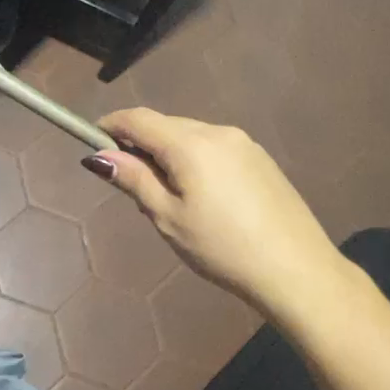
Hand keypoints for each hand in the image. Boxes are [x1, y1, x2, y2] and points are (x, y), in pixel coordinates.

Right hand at [89, 108, 367, 321]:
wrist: (297, 270)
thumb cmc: (222, 248)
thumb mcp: (168, 218)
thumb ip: (134, 180)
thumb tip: (99, 155)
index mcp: (190, 144)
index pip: (138, 118)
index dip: (110, 125)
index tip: (92, 143)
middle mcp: (217, 132)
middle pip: (165, 125)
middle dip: (140, 143)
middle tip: (130, 183)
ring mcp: (243, 143)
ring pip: (190, 135)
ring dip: (168, 152)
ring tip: (167, 196)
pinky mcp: (260, 158)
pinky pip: (213, 147)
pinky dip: (194, 159)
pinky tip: (200, 196)